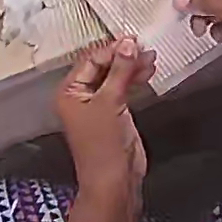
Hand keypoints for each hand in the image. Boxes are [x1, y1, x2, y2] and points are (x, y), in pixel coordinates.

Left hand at [55, 37, 155, 192]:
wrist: (114, 180)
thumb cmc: (104, 144)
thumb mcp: (110, 102)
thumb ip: (120, 71)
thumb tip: (129, 44)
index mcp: (69, 91)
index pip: (90, 60)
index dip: (112, 49)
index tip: (134, 40)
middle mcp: (80, 95)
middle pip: (102, 66)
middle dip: (123, 56)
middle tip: (145, 48)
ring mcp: (98, 104)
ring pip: (115, 77)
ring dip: (132, 66)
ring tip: (151, 58)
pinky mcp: (114, 113)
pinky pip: (123, 88)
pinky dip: (134, 79)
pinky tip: (148, 71)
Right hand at [174, 0, 221, 79]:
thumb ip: (211, 1)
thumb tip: (180, 0)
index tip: (178, 2)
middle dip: (193, 3)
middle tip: (186, 18)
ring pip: (208, 10)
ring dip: (200, 19)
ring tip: (202, 29)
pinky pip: (217, 26)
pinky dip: (212, 31)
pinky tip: (218, 36)